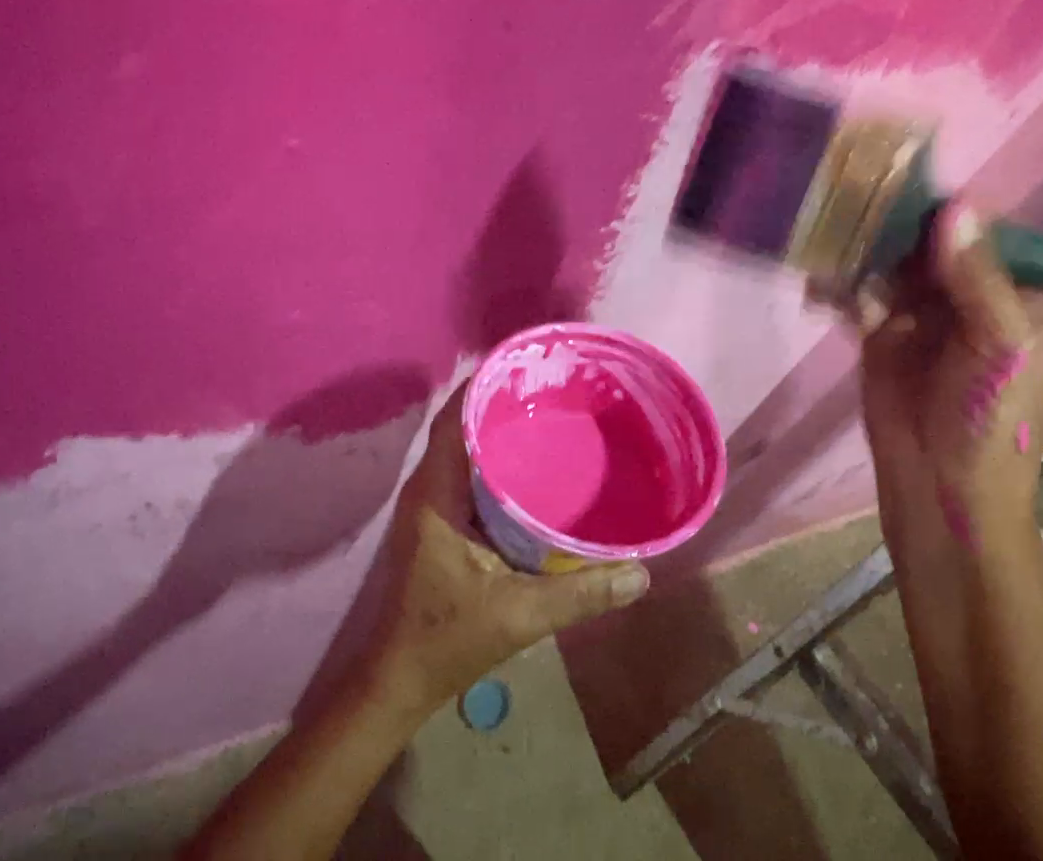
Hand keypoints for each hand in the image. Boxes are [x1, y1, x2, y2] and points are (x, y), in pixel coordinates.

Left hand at [366, 385, 650, 713]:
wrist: (400, 678)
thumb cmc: (447, 640)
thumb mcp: (520, 615)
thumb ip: (581, 595)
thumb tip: (642, 573)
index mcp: (437, 494)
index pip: (455, 417)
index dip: (487, 383)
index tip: (532, 365)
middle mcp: (429, 489)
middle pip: (463, 424)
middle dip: (505, 401)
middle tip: (559, 389)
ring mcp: (433, 505)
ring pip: (466, 448)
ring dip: (502, 430)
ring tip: (555, 416)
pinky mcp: (442, 523)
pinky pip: (471, 473)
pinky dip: (499, 460)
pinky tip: (539, 467)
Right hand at [860, 200, 1042, 549]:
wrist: (940, 490)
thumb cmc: (992, 422)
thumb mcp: (1001, 346)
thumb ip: (978, 278)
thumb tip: (957, 205)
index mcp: (1022, 297)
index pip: (994, 236)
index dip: (961, 213)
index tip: (919, 189)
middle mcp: (972, 297)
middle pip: (937, 244)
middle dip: (902, 226)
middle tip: (862, 203)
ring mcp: (923, 315)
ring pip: (894, 265)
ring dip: (865, 251)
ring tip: (834, 235)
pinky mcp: (880, 334)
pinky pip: (861, 297)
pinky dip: (840, 286)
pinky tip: (821, 284)